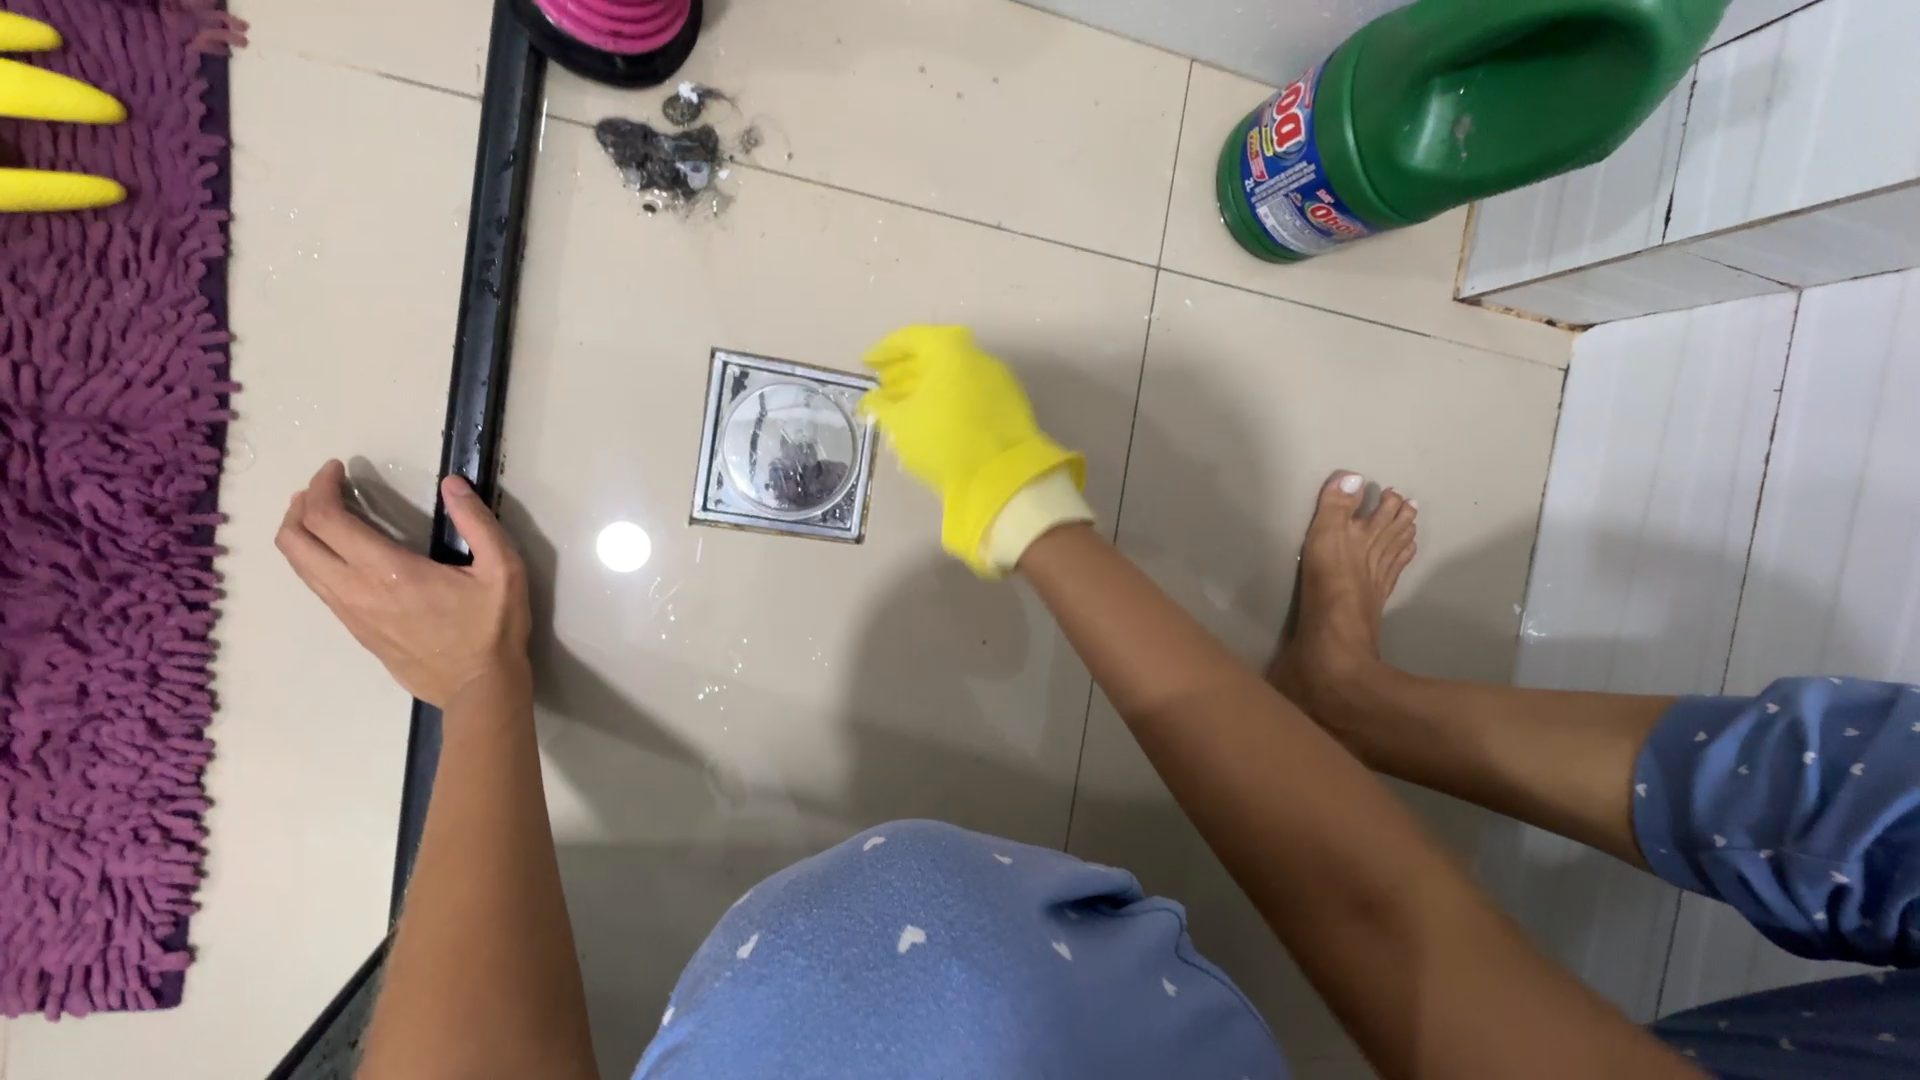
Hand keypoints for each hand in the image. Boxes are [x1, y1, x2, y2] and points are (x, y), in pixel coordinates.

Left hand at [275, 461, 530, 707]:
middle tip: (322, 488)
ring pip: (299, 567)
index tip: (336, 469)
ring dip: (301, 533)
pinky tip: (342, 555)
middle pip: (295, 541)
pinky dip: (316, 559)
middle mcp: (354, 591)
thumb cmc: (493, 626)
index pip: (327, 519)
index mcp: (387, 570)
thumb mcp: (503, 569)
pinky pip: (317, 587)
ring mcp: (350, 614)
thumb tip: (452, 484)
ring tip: (324, 516)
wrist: (479, 686)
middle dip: (299, 505)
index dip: (321, 487)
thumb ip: (477, 523)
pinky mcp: (356, 631)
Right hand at [861, 326, 1088, 574]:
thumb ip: (881, 407)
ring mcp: (997, 381)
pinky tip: (930, 420)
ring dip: (926, 388)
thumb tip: (872, 400)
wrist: (1002, 476)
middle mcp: (977, 358)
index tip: (867, 366)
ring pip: (954, 377)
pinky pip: (969, 394)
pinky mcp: (1008, 406)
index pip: (912, 338)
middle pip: (935, 356)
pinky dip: (947, 400)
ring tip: (902, 408)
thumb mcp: (900, 424)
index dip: (885, 350)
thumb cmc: (943, 439)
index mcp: (950, 351)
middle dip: (905, 370)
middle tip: (883, 387)